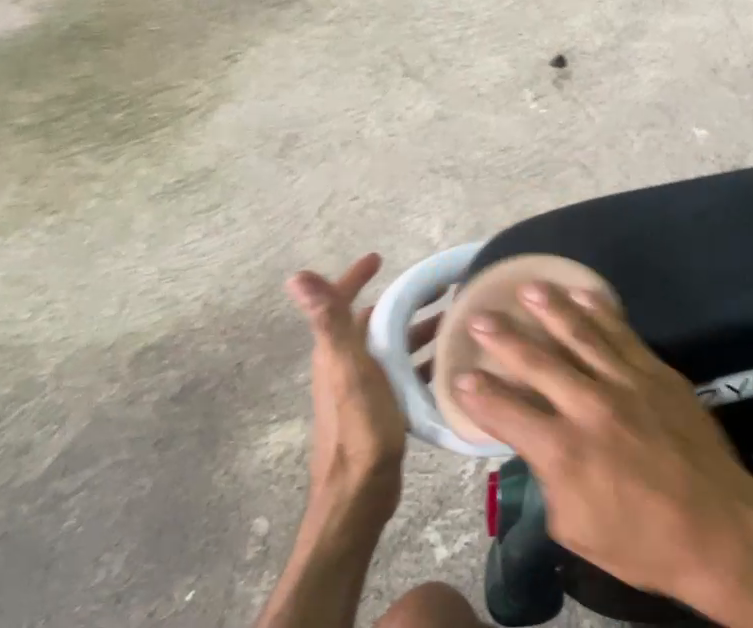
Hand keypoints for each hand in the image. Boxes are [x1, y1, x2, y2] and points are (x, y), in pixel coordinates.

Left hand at [286, 253, 438, 528]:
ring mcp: (366, 391)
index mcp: (338, 355)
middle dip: (404, 302)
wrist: (361, 493)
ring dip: (420, 330)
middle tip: (442, 287)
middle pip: (376, 324)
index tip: (380, 258)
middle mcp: (348, 368)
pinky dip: (427, 361)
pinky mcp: (384, 411)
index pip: (342, 305)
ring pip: (395, 349)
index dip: (355, 279)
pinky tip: (452, 365)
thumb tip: (296, 276)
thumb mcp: (349, 370)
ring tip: (456, 321)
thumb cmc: (360, 429)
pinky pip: (407, 374)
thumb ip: (328, 323)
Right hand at [452, 283, 752, 600]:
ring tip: (530, 287)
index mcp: (563, 450)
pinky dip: (602, 312)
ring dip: (553, 309)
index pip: (507, 411)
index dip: (478, 394)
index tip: (457, 376)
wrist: (715, 523)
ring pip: (583, 335)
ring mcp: (629, 382)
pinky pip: (624, 334)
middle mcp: (591, 405)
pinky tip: (585, 295)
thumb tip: (543, 448)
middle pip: (539, 361)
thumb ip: (550, 478)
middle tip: (479, 317)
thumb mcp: (573, 525)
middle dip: (504, 338)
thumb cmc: (641, 540)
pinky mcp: (659, 373)